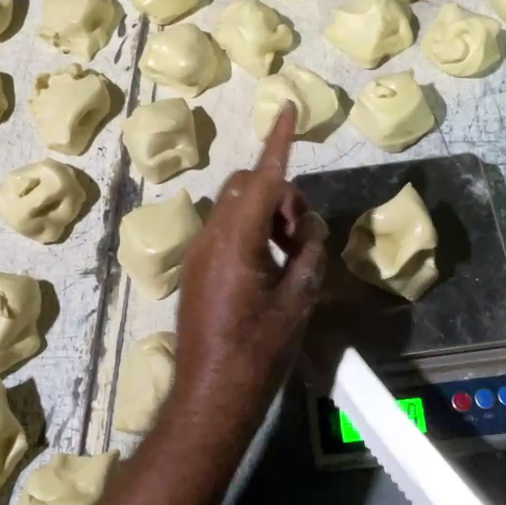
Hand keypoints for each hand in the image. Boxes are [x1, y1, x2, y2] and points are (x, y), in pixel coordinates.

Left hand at [172, 103, 328, 419]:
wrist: (211, 396)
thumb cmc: (258, 352)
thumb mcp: (298, 303)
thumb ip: (309, 257)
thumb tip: (309, 236)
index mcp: (236, 241)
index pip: (264, 178)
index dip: (280, 141)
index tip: (288, 108)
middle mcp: (210, 238)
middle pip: (246, 187)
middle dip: (280, 194)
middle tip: (300, 235)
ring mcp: (198, 255)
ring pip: (235, 208)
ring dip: (266, 216)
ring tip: (289, 257)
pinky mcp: (196, 272)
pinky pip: (226, 232)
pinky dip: (252, 235)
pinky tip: (268, 272)